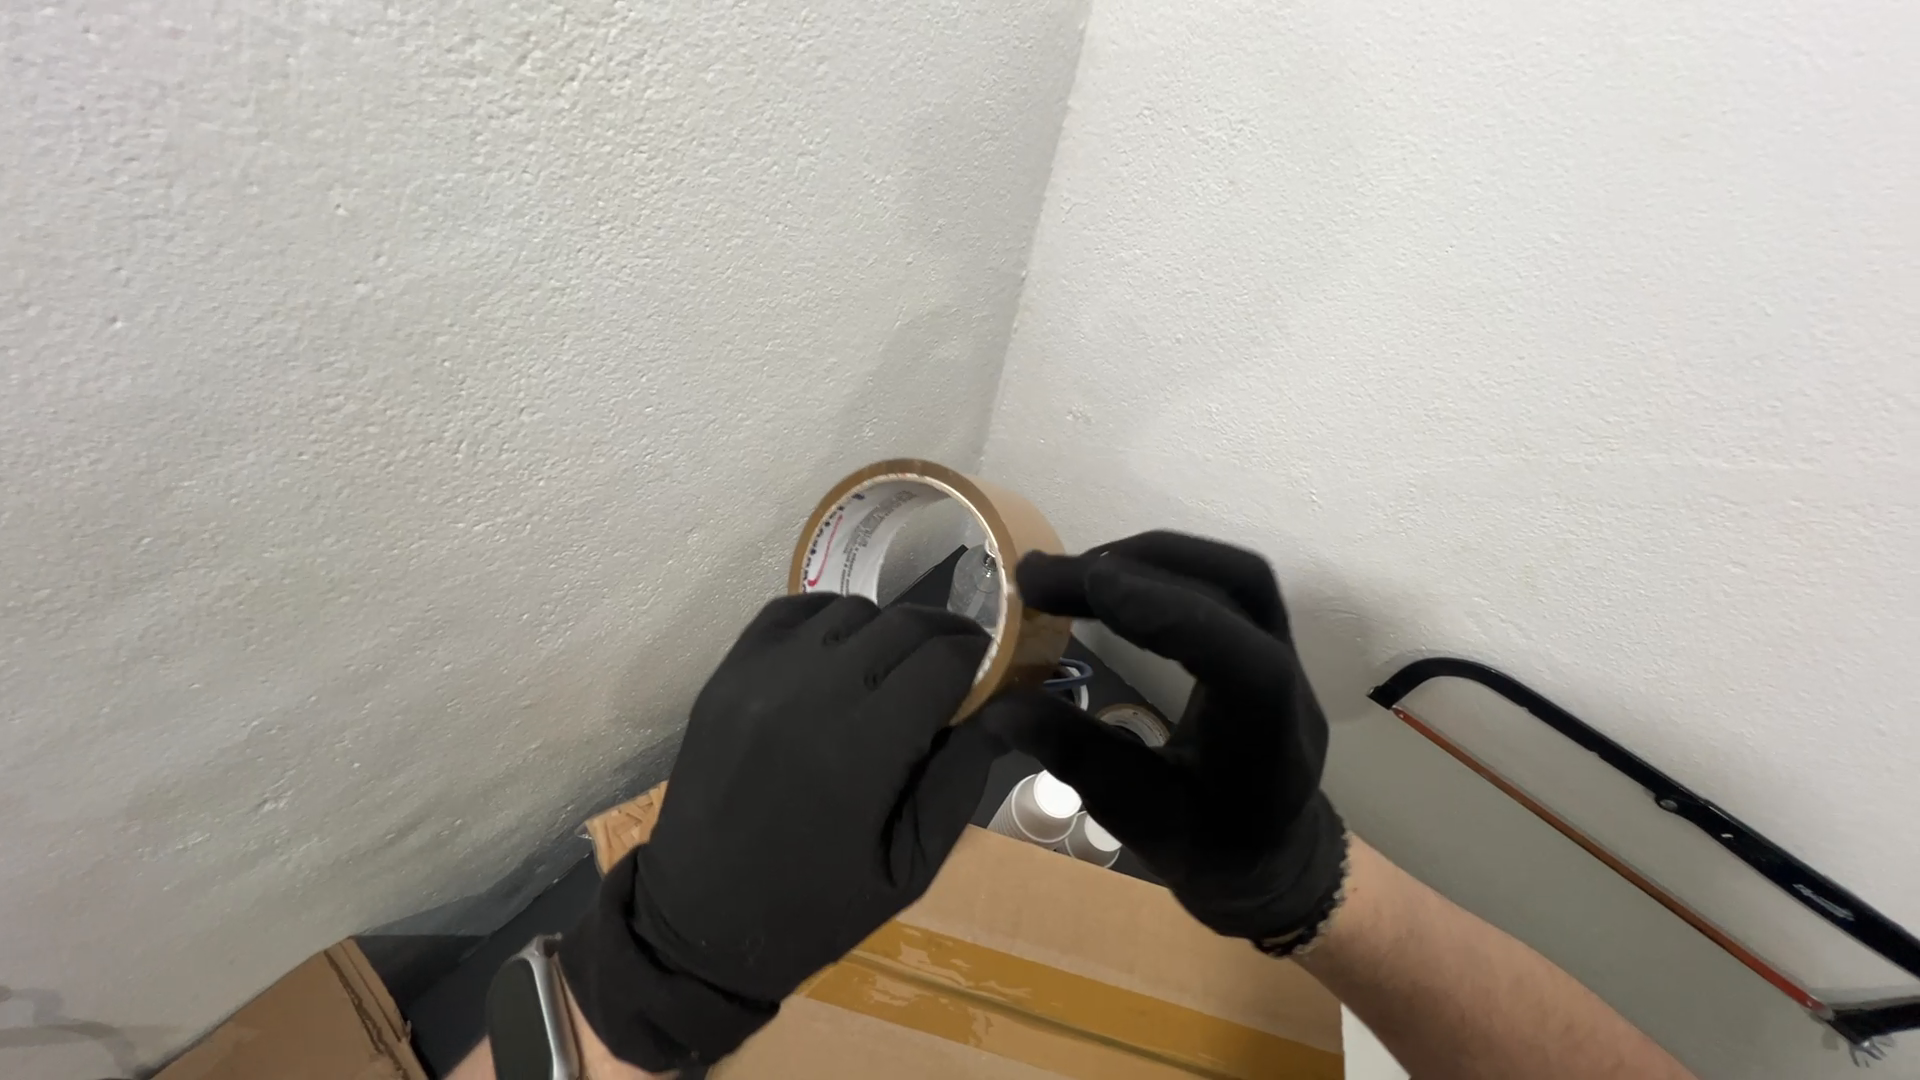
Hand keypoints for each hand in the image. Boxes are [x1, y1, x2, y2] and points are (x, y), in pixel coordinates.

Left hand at [561, 595, 1002, 1069]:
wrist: (700, 924)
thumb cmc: (817, 907)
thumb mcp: (911, 866)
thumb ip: (962, 777)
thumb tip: (1005, 704)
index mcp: (862, 748)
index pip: (943, 660)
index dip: (979, 656)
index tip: (989, 670)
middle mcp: (812, 694)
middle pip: (903, 624)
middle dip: (944, 636)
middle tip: (956, 663)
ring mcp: (761, 676)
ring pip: (852, 611)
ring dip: (888, 630)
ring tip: (895, 667)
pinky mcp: (727, 672)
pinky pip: (792, 610)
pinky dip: (830, 619)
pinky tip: (841, 651)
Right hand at [977, 532, 1346, 947]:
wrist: (1276, 863)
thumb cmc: (1214, 852)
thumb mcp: (1140, 820)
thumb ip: (1076, 758)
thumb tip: (997, 709)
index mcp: (1267, 733)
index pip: (1228, 649)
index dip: (1156, 608)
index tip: (1070, 583)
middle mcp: (1286, 678)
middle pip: (1234, 585)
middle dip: (1138, 565)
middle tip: (1050, 574)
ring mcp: (1281, 652)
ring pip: (1231, 573)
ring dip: (1150, 558)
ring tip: (1076, 571)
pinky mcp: (1260, 641)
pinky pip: (1220, 584)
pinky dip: (1162, 570)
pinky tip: (1113, 583)